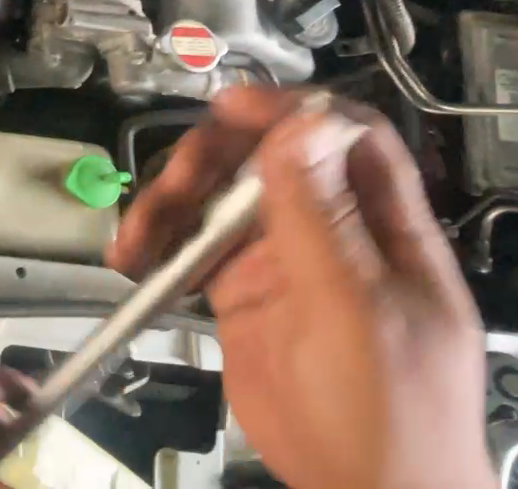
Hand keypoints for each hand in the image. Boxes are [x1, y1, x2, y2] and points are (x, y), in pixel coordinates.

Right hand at [108, 86, 494, 488]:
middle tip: (171, 187)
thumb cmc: (386, 409)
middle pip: (259, 156)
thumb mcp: (356, 309)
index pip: (344, 136)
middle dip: (206, 161)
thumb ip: (322, 216)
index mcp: (377, 226)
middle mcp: (325, 227)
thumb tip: (304, 124)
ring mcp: (275, 255)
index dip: (291, 110)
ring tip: (135, 239)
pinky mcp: (235, 284)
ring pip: (213, 194)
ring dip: (166, 203)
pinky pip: (187, 241)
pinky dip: (154, 241)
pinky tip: (131, 257)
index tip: (230, 108)